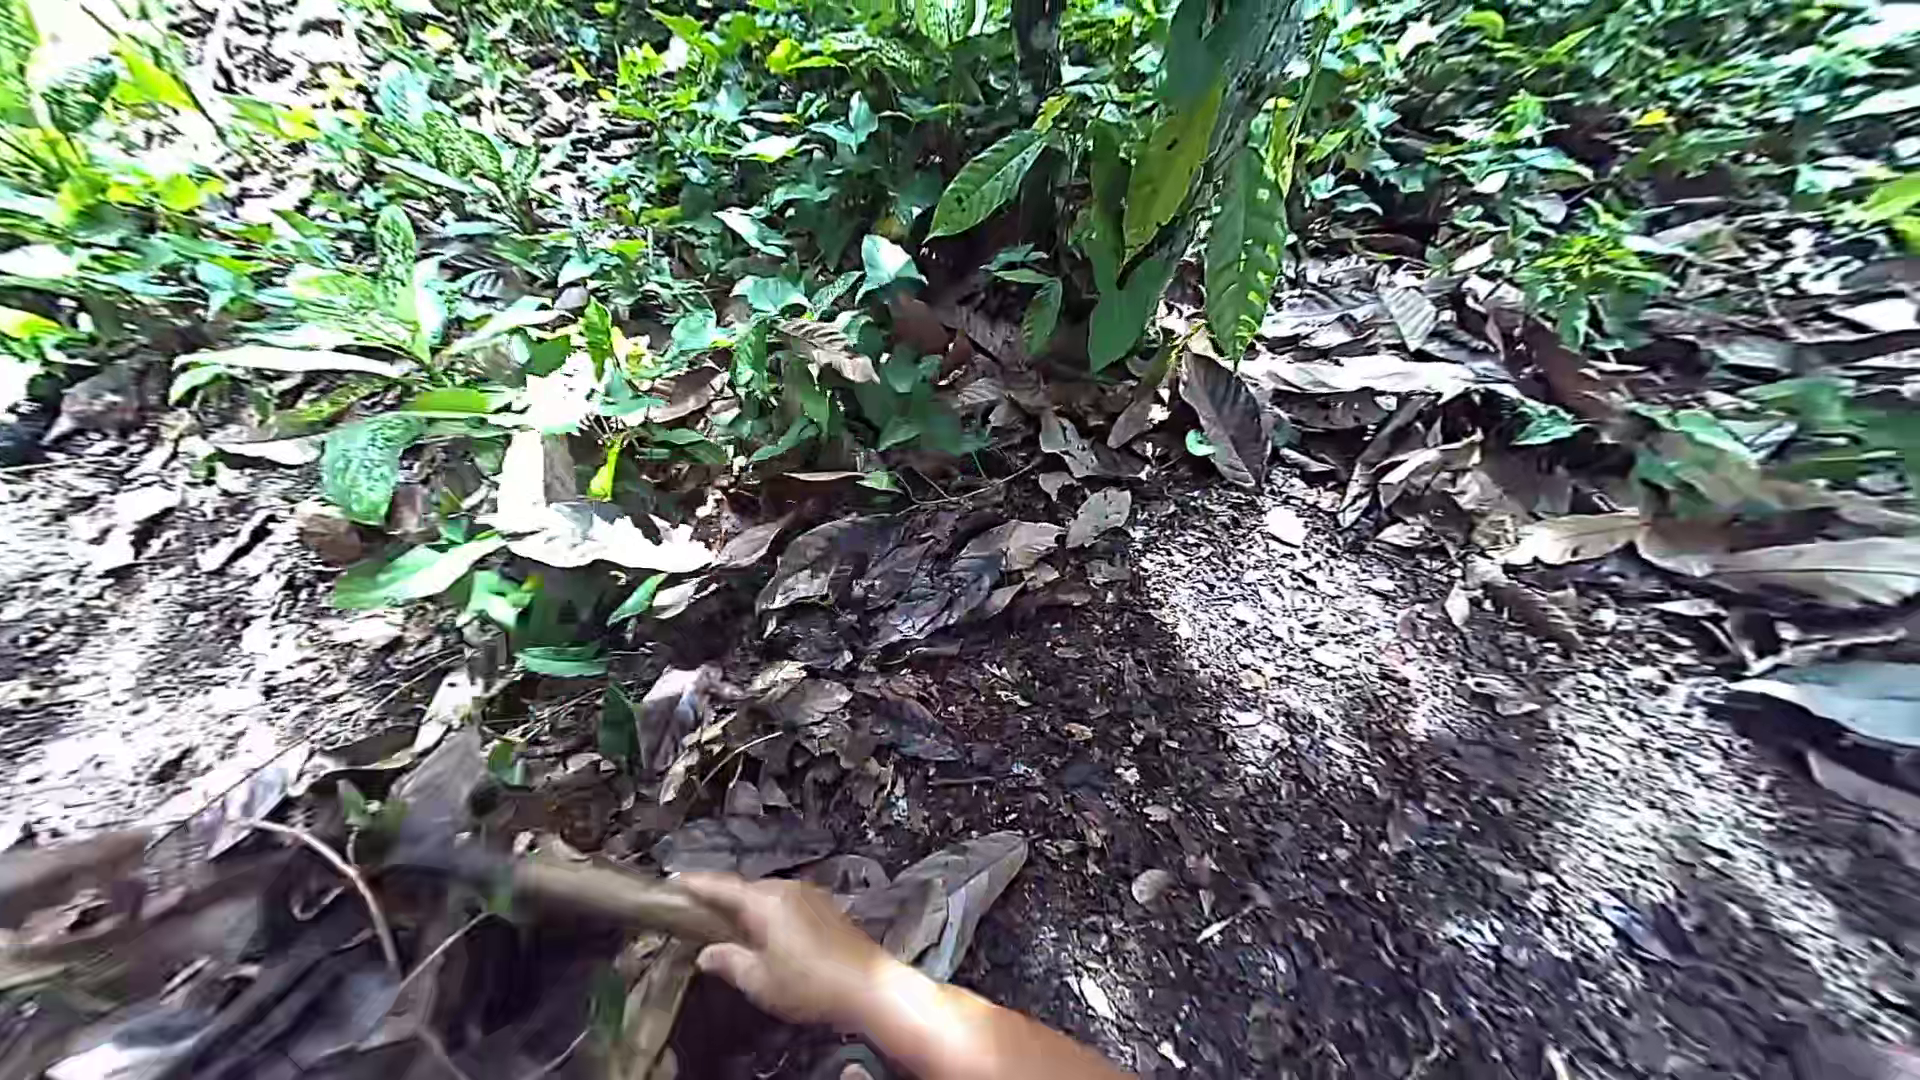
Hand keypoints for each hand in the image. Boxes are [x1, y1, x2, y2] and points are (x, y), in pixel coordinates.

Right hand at [678, 872, 896, 1027]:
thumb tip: (706, 953)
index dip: (699, 883)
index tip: (676, 879)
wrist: (865, 982)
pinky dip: (766, 910)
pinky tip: (762, 930)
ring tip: (724, 923)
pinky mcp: (821, 904)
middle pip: (746, 888)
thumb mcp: (760, 980)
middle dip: (721, 897)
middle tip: (695, 909)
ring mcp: (807, 893)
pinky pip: (784, 900)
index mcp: (767, 901)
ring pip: (766, 893)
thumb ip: (730, 962)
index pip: (725, 886)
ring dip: (745, 905)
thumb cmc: (809, 982)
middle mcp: (787, 888)